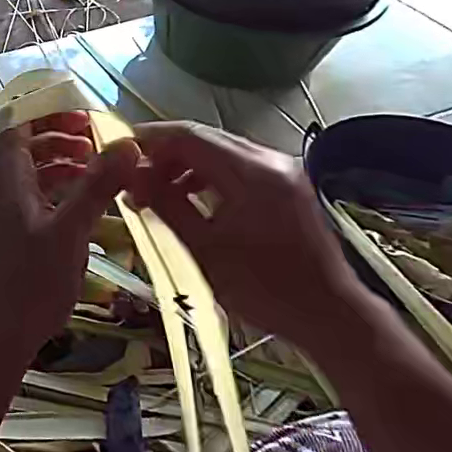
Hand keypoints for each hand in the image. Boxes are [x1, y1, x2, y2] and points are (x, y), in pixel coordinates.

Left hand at [0, 112, 139, 366]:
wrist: (0, 334)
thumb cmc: (31, 282)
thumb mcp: (69, 232)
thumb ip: (96, 187)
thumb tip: (127, 142)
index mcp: (7, 180)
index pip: (15, 126)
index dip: (44, 111)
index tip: (80, 111)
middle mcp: (1, 189)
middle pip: (23, 144)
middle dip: (56, 133)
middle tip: (93, 135)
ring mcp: (5, 211)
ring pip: (29, 170)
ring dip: (58, 159)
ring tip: (94, 162)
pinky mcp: (14, 232)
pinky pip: (34, 194)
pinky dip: (58, 186)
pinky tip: (84, 199)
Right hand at [129, 121, 378, 353]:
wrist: (331, 316)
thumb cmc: (265, 288)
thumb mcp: (205, 248)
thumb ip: (166, 204)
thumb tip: (132, 178)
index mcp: (251, 172)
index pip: (189, 135)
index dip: (150, 139)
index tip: (120, 152)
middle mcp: (269, 160)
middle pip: (203, 138)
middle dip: (163, 154)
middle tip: (132, 177)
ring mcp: (280, 170)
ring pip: (217, 150)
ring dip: (182, 165)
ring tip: (155, 192)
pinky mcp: (284, 184)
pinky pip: (234, 166)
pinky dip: (205, 175)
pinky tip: (187, 197)